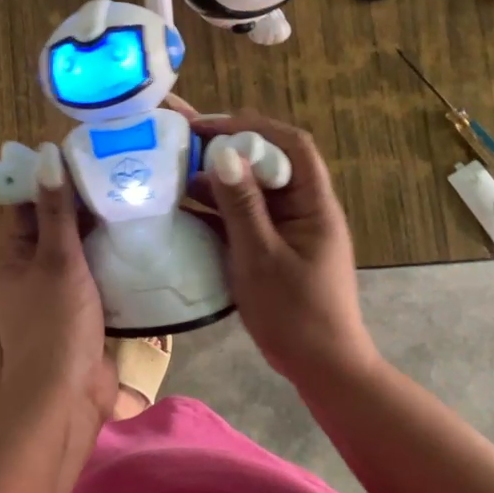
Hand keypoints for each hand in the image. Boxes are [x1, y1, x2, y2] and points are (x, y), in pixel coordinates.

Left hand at [0, 147, 116, 420]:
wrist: (65, 394)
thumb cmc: (55, 323)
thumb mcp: (56, 260)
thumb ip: (55, 211)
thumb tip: (46, 156)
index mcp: (11, 253)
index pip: (24, 201)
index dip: (47, 174)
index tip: (80, 149)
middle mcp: (30, 267)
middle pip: (53, 222)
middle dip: (79, 198)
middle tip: (117, 167)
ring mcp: (57, 289)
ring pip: (77, 246)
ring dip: (100, 226)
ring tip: (134, 193)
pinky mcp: (84, 308)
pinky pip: (96, 272)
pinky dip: (112, 255)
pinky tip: (141, 237)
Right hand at [169, 101, 378, 391]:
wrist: (321, 366)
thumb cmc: (295, 312)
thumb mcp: (260, 256)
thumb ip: (241, 204)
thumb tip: (222, 152)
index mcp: (314, 204)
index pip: (290, 145)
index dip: (250, 127)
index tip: (204, 126)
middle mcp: (303, 208)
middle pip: (267, 163)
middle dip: (226, 149)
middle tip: (179, 144)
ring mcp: (287, 229)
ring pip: (252, 190)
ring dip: (216, 179)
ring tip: (172, 173)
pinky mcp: (272, 247)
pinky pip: (244, 216)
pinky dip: (216, 209)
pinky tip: (183, 208)